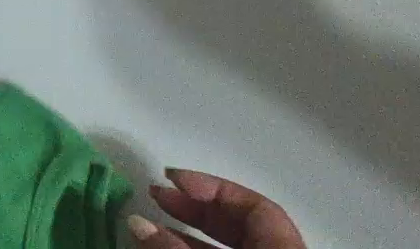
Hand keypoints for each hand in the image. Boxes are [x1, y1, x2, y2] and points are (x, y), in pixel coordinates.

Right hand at [128, 170, 307, 248]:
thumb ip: (177, 248)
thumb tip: (135, 221)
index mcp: (284, 247)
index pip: (256, 205)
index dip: (212, 186)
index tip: (170, 177)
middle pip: (241, 221)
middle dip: (195, 205)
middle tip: (156, 195)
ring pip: (232, 243)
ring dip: (189, 230)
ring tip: (153, 225)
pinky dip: (198, 248)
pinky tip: (169, 245)